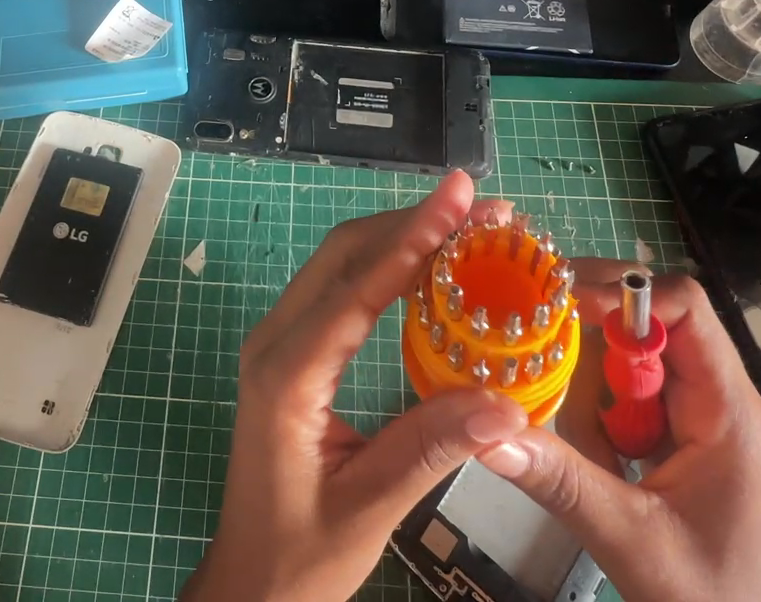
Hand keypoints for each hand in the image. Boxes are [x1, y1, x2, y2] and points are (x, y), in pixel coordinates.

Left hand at [181, 172, 529, 601]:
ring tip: (465, 223)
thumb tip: (510, 405)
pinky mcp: (294, 351)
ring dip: (400, 236)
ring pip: (340, 263)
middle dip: (411, 222)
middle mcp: (276, 340)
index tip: (458, 198)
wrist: (249, 581)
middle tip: (478, 205)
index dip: (412, 238)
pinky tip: (428, 265)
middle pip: (343, 253)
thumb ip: (432, 448)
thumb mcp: (370, 507)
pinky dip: (386, 266)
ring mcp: (280, 341)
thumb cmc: (301, 554)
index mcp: (287, 372)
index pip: (357, 287)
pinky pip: (341, 289)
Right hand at [479, 269, 760, 601]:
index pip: (682, 307)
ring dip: (591, 395)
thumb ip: (561, 482)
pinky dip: (597, 423)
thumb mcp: (634, 543)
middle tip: (532, 354)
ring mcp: (695, 423)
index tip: (558, 307)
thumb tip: (485, 432)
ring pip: (626, 368)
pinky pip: (625, 407)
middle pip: (644, 329)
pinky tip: (600, 467)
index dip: (620, 293)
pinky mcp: (677, 446)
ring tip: (590, 451)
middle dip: (588, 342)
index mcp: (726, 409)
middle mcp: (713, 401)